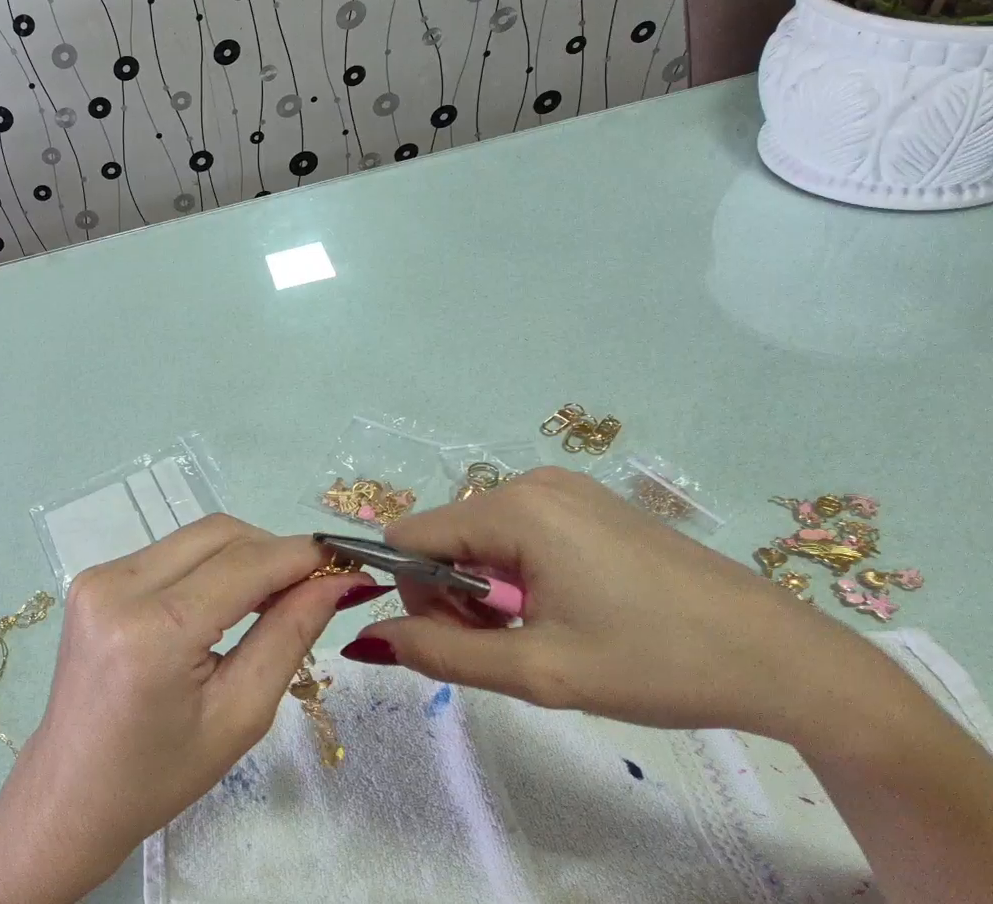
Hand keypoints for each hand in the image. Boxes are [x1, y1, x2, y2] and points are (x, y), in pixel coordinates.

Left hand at [0, 514, 373, 903]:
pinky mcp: (89, 580)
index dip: (302, 556)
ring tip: (270, 601)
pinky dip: (203, 567)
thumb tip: (337, 581)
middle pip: (217, 535)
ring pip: (191, 539)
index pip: (245, 564)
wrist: (73, 788)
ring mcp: (96, 577)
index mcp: (153, 629)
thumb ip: (288, 635)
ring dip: (239, 557)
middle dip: (273, 551)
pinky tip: (221, 604)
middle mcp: (117, 586)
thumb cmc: (161, 773)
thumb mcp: (240, 715)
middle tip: (312, 588)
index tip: (349, 564)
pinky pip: (164, 554)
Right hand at [339, 466, 878, 739]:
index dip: (417, 596)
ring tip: (550, 635)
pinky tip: (572, 613)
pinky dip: (521, 578)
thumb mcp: (539, 672)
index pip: (408, 540)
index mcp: (514, 509)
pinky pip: (517, 535)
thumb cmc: (658, 663)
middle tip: (517, 648)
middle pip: (444, 541)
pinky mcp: (591, 506)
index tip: (469, 641)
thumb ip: (440, 654)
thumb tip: (364, 640)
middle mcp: (532, 483)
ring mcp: (566, 490)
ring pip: (479, 541)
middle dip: (457, 599)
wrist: (789, 663)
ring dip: (489, 593)